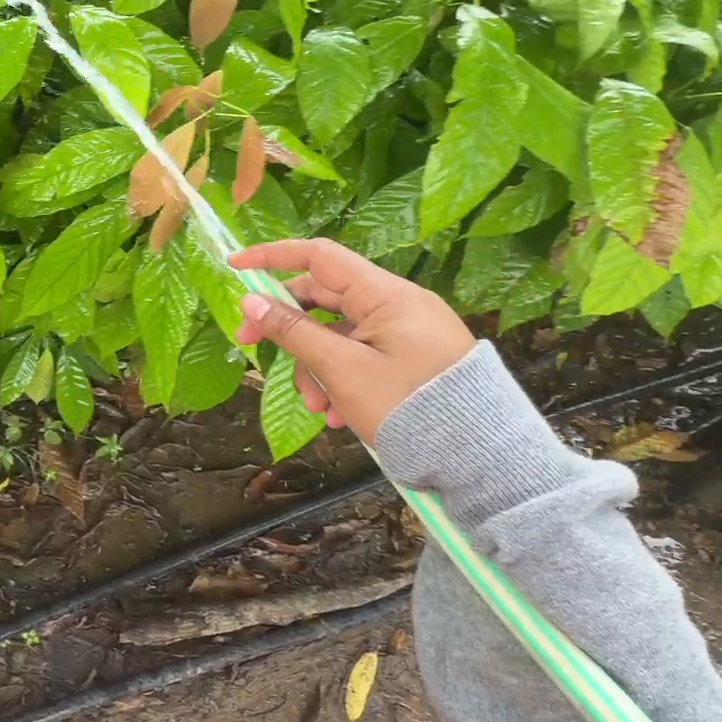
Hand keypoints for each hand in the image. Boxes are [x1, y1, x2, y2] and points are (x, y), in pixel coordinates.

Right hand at [229, 238, 476, 441]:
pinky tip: (338, 414)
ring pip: (336, 334)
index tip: (234, 266)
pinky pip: (358, 356)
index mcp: (386, 296)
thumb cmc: (409, 407)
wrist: (488, 465)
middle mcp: (397, 307)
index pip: (318, 256)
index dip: (272, 256)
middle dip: (286, 327)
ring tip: (316, 407)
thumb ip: (292, 331)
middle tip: (250, 346)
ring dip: (313, 366)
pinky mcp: (409, 361)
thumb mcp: (340, 369)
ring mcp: (405, 335)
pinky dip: (338, 379)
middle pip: (321, 299)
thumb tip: (250, 301)